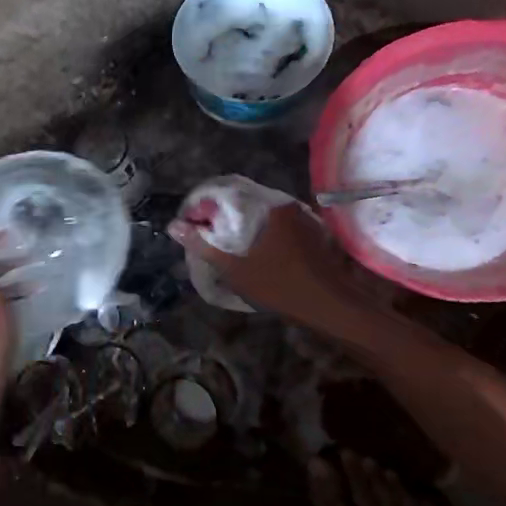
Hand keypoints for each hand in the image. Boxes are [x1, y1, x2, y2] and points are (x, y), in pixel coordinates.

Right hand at [169, 202, 389, 338]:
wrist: (332, 309)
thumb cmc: (281, 285)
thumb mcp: (235, 268)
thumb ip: (203, 245)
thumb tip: (173, 226)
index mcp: (271, 206)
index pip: (229, 197)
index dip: (206, 210)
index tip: (192, 225)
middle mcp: (288, 206)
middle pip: (246, 206)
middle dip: (224, 219)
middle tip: (205, 237)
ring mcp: (304, 221)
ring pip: (262, 219)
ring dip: (244, 229)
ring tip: (224, 245)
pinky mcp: (312, 236)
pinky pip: (278, 229)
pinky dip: (262, 236)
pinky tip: (252, 253)